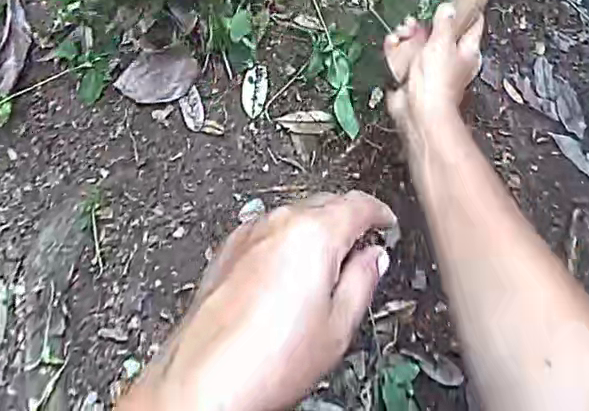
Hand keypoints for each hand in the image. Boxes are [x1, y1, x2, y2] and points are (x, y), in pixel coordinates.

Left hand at [122, 192, 396, 410]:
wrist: (201, 384)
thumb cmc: (266, 363)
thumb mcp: (337, 329)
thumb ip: (364, 281)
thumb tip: (374, 257)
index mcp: (315, 233)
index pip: (359, 204)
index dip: (379, 214)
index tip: (387, 224)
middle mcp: (283, 220)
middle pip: (328, 204)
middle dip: (349, 220)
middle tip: (363, 249)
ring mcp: (253, 230)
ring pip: (298, 215)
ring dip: (317, 230)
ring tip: (325, 271)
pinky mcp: (231, 246)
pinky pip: (271, 229)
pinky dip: (287, 240)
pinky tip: (287, 275)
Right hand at [384, 2, 484, 133]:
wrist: (418, 111)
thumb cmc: (438, 82)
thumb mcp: (443, 42)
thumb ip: (445, 22)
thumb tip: (449, 8)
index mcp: (466, 51)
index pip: (473, 24)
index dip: (467, 10)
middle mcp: (451, 58)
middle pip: (440, 31)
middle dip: (426, 23)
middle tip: (417, 20)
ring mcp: (431, 66)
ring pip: (419, 40)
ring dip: (408, 33)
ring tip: (402, 32)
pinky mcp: (413, 73)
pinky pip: (404, 54)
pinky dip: (397, 48)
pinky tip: (394, 43)